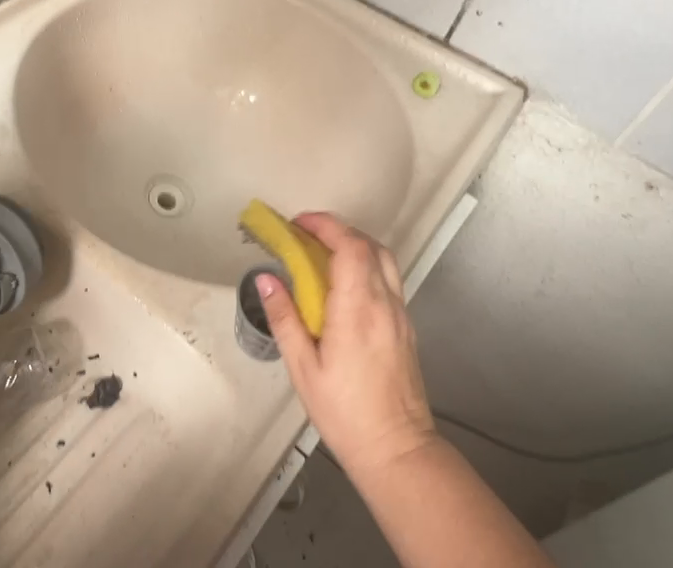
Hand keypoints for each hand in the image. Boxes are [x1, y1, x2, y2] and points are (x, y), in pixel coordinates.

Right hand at [257, 213, 437, 479]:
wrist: (397, 450)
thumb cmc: (345, 412)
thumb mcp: (303, 368)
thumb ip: (285, 318)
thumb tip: (266, 279)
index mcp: (357, 309)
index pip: (349, 247)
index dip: (325, 226)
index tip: (299, 223)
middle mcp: (385, 304)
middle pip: (370, 246)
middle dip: (338, 231)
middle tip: (307, 235)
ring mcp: (401, 315)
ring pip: (384, 261)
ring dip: (355, 246)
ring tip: (324, 255)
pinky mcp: (407, 329)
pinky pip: (389, 281)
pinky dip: (366, 267)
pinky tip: (344, 287)